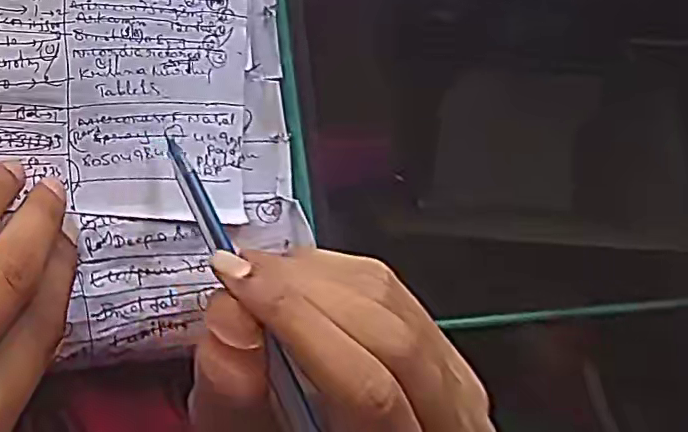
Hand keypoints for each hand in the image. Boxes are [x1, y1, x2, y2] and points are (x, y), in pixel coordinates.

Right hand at [191, 249, 490, 431]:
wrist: (307, 428)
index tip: (231, 276)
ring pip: (389, 300)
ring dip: (309, 272)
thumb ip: (231, 382)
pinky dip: (329, 271)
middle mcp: (448, 427)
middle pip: (386, 333)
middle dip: (294, 286)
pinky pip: (390, 289)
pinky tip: (294, 283)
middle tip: (238, 274)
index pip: (364, 384)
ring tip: (260, 279)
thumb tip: (231, 309)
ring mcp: (456, 391)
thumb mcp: (238, 430)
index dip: (288, 314)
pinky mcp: (440, 352)